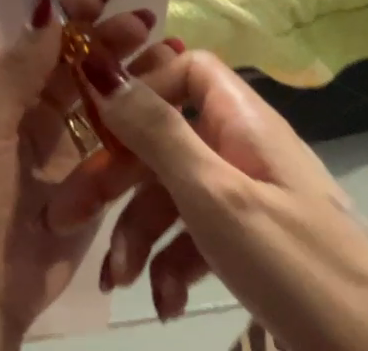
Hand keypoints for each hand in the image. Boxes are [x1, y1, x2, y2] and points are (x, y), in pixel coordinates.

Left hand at [0, 0, 172, 350]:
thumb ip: (15, 71)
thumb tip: (52, 15)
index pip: (40, 44)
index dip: (69, 18)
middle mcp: (28, 116)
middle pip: (76, 69)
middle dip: (108, 43)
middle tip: (149, 23)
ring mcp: (60, 155)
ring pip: (102, 105)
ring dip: (132, 80)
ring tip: (171, 56)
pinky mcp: (89, 192)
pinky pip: (117, 151)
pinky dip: (141, 128)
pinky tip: (170, 112)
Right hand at [83, 49, 367, 350]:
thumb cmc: (300, 270)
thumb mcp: (215, 195)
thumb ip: (153, 129)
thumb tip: (98, 64)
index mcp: (244, 124)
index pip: (184, 69)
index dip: (139, 87)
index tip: (98, 122)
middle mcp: (242, 152)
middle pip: (160, 139)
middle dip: (111, 178)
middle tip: (67, 215)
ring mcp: (246, 201)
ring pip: (167, 193)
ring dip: (134, 233)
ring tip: (115, 280)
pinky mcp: (248, 247)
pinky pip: (191, 236)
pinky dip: (168, 265)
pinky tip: (161, 302)